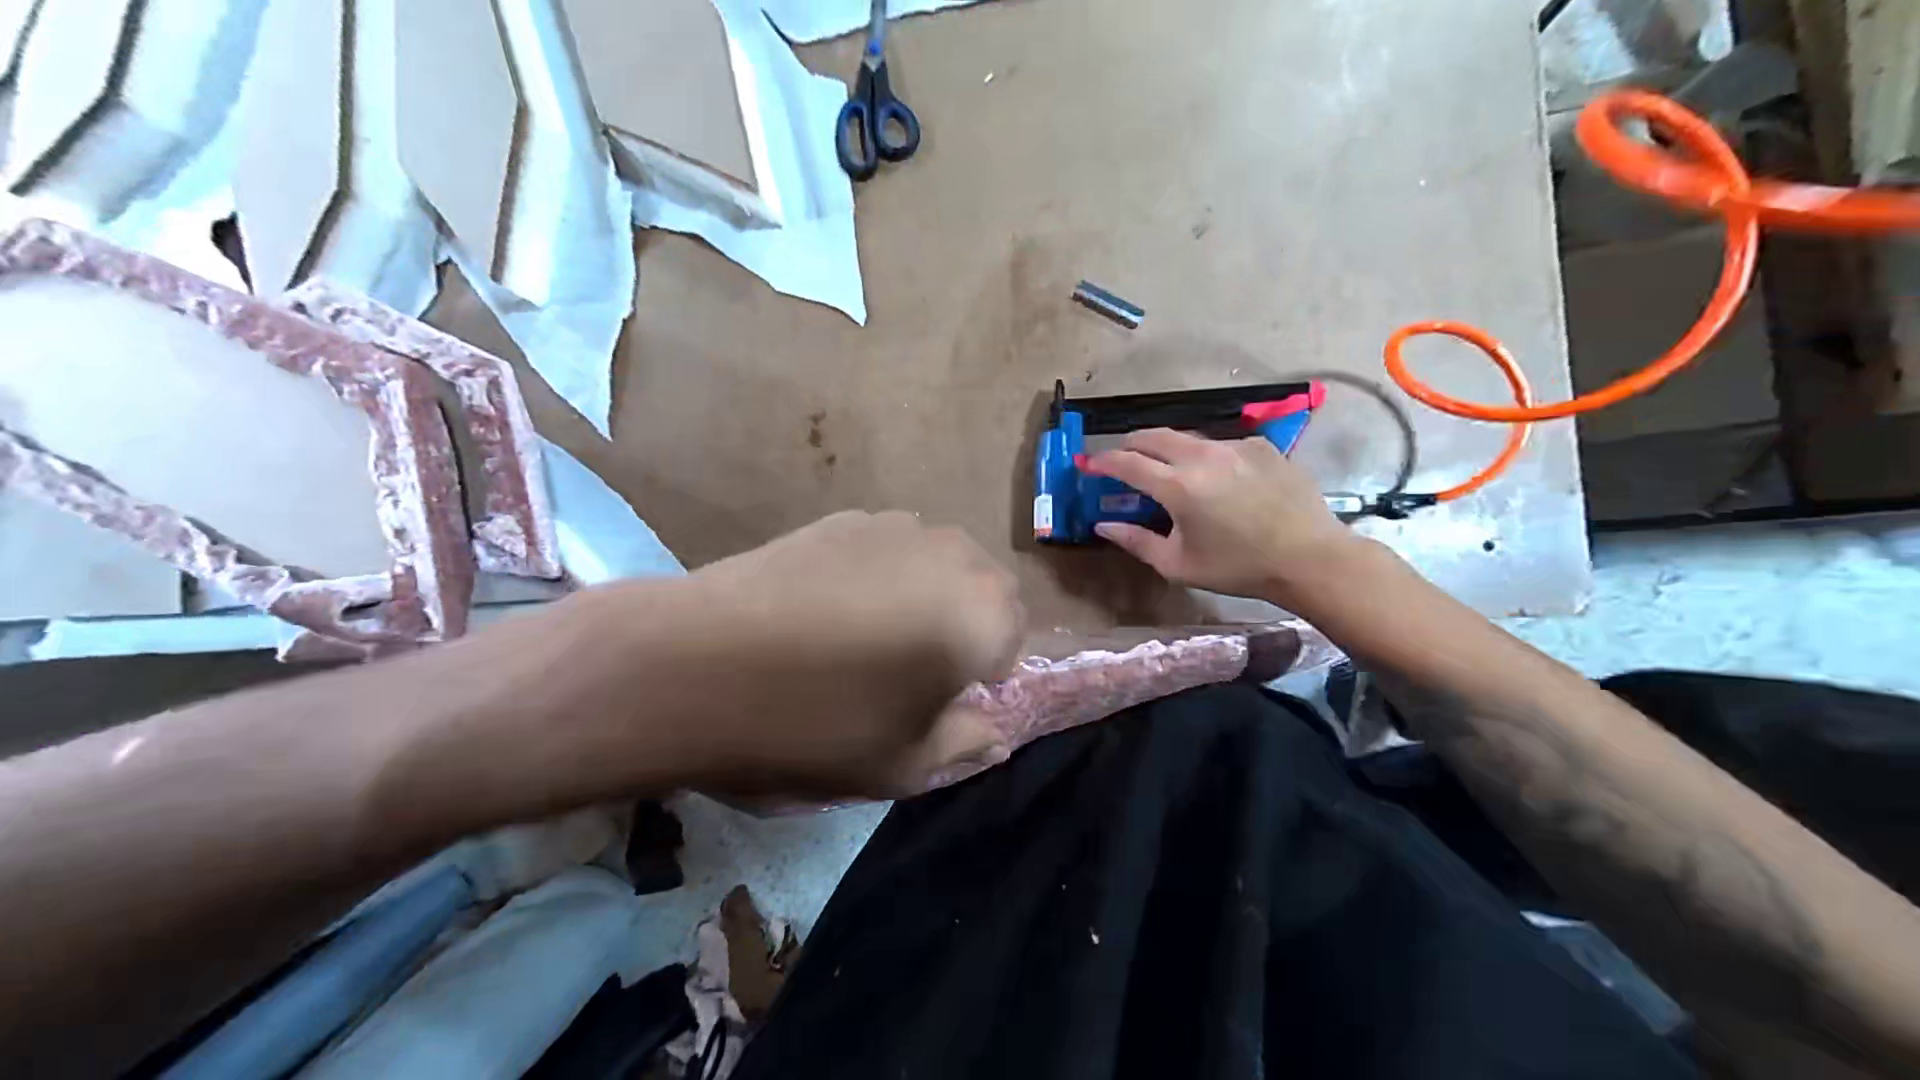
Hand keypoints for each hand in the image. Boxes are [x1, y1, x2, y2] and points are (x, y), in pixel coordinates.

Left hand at [565, 511, 1023, 799]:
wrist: (695, 664)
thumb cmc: (814, 726)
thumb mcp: (901, 765)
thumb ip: (966, 745)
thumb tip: (996, 733)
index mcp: (982, 613)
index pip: (1015, 642)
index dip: (983, 678)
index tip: (939, 702)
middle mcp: (952, 554)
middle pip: (984, 592)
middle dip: (964, 628)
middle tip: (908, 672)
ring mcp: (895, 526)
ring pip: (937, 564)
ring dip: (925, 596)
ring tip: (866, 637)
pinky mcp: (843, 518)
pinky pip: (888, 549)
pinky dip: (880, 576)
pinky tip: (827, 610)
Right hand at [1084, 429, 1358, 601]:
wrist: (1309, 558)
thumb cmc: (1238, 567)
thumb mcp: (1178, 564)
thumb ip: (1136, 541)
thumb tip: (1103, 525)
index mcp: (1178, 486)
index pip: (1127, 462)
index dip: (1102, 462)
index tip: (1089, 465)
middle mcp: (1203, 456)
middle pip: (1154, 436)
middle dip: (1130, 444)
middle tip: (1122, 458)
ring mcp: (1235, 446)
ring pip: (1188, 438)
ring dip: (1168, 449)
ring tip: (1167, 468)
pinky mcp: (1261, 446)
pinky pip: (1222, 445)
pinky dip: (1206, 457)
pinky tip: (1216, 478)